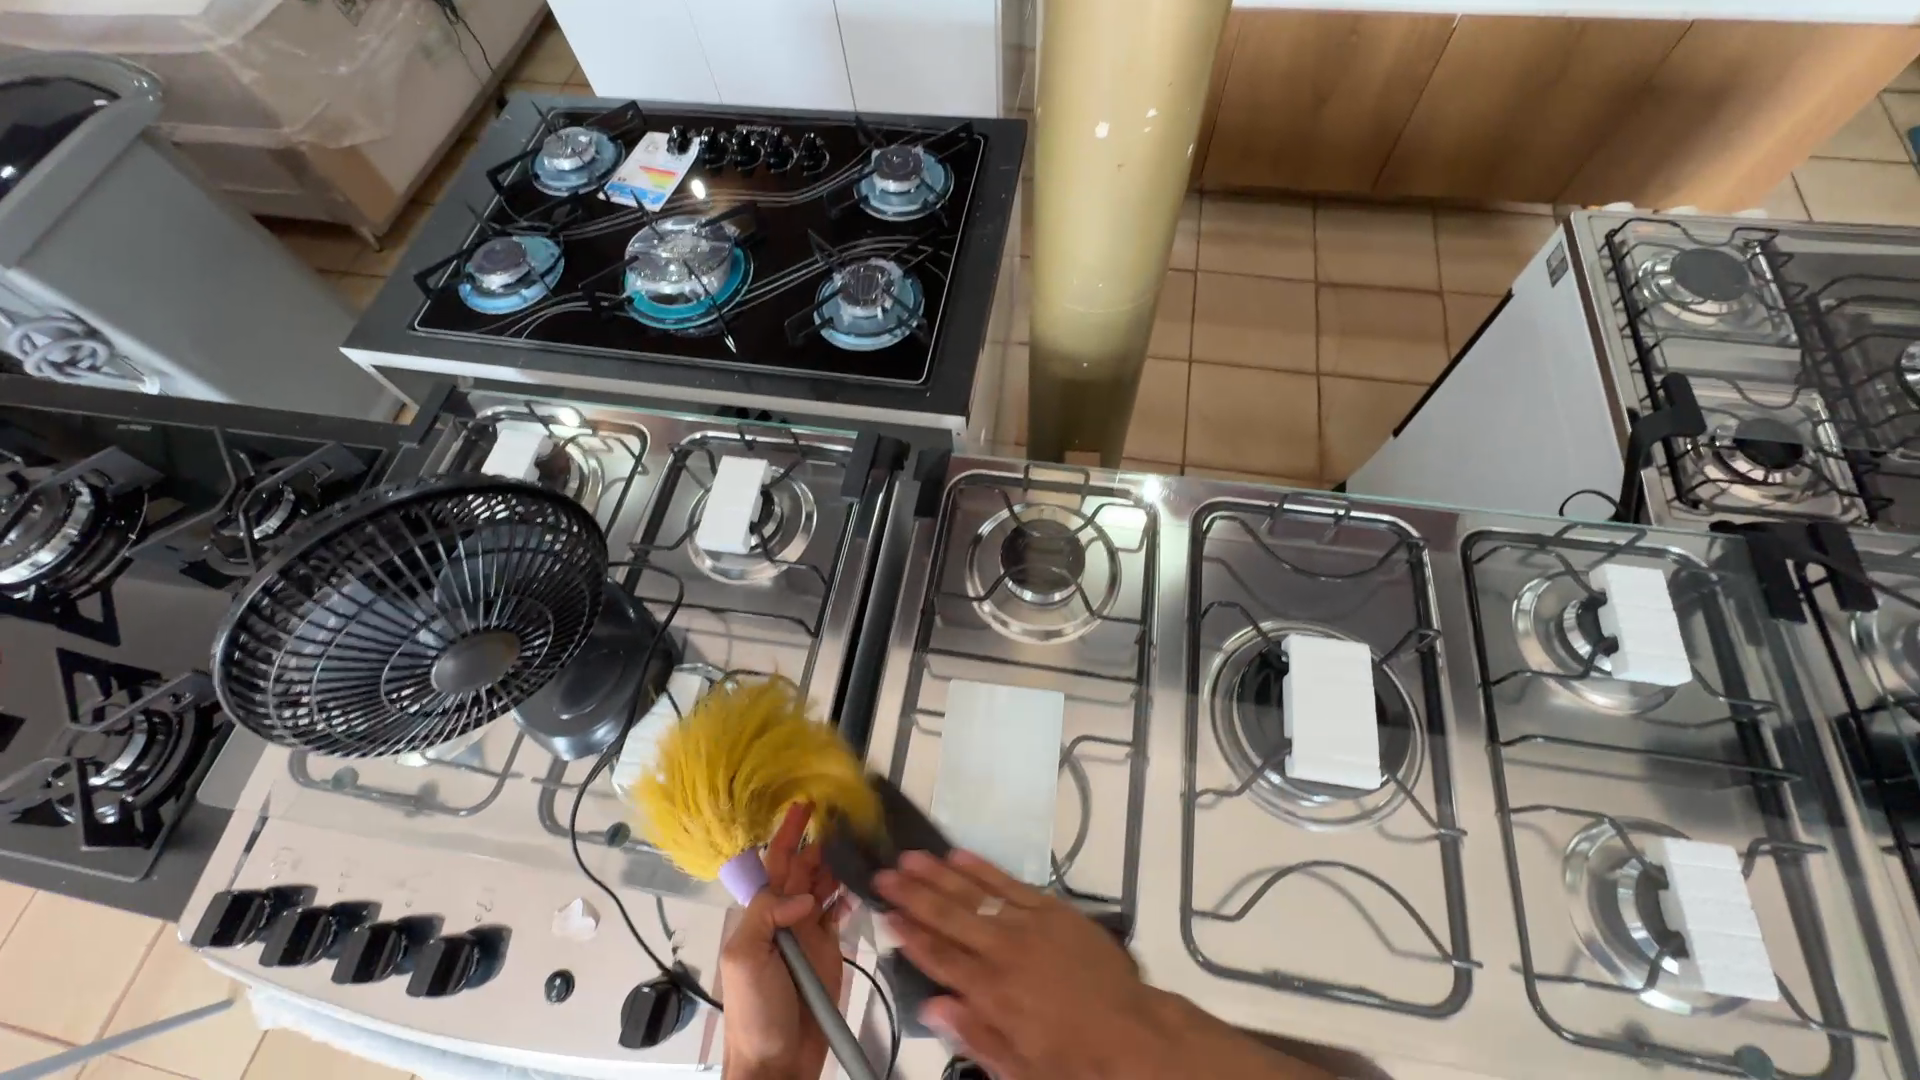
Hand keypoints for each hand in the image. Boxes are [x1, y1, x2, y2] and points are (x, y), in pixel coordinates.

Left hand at [720, 802, 845, 1079]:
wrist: (777, 1062)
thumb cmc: (755, 1011)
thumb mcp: (744, 958)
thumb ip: (766, 916)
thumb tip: (804, 894)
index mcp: (761, 913)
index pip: (775, 863)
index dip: (787, 834)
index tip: (804, 805)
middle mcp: (786, 915)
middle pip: (804, 868)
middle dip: (820, 842)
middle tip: (845, 817)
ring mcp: (810, 931)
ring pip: (825, 885)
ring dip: (839, 863)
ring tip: (860, 842)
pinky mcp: (831, 948)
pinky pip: (841, 912)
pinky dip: (851, 894)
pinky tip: (865, 881)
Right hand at [874, 849, 1161, 1078]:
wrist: (1131, 1031)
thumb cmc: (1072, 1057)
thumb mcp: (1020, 1067)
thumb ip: (975, 1035)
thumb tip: (932, 1006)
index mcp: (992, 992)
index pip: (940, 958)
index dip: (910, 936)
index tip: (885, 915)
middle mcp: (1004, 950)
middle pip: (949, 917)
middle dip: (913, 895)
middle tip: (883, 875)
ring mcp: (1028, 924)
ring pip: (974, 893)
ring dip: (939, 874)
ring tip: (910, 857)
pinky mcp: (1052, 908)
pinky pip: (1010, 883)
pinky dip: (983, 869)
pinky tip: (959, 856)